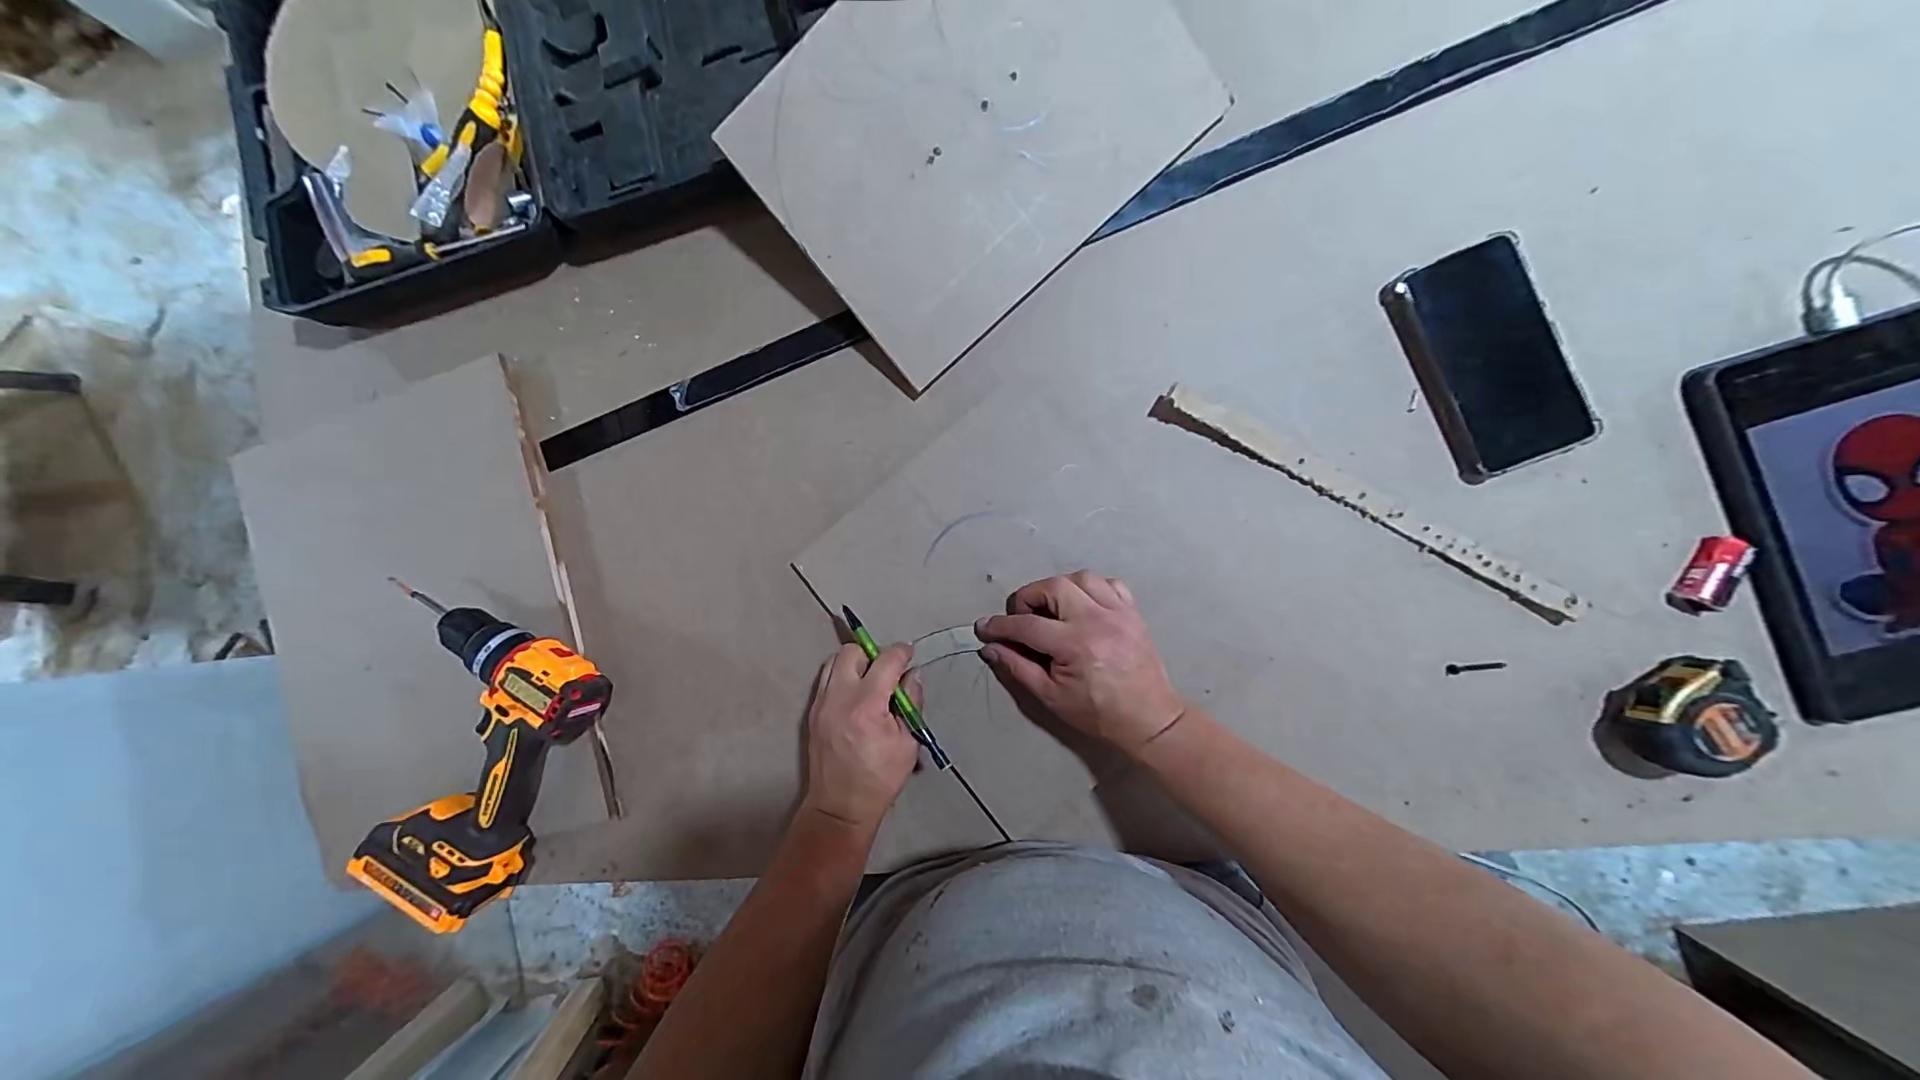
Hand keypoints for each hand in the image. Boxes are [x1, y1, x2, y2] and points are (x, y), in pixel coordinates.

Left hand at [800, 642, 920, 829]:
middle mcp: (839, 698)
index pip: (885, 660)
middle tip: (887, 673)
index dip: (902, 652)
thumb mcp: (908, 743)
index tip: (909, 654)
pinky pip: (826, 679)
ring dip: (855, 663)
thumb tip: (912, 675)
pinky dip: (842, 677)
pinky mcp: (812, 712)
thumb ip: (911, 702)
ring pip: (834, 661)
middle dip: (874, 655)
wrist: (840, 806)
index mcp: (866, 707)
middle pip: (853, 651)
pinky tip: (855, 696)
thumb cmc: (879, 779)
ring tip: (869, 683)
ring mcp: (821, 704)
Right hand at [976, 571, 1186, 755]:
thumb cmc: (1098, 714)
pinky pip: (1109, 584)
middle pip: (1053, 587)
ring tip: (1051, 610)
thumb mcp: (1050, 697)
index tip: (984, 627)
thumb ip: (1018, 668)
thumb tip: (991, 648)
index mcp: (1075, 645)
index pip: (1027, 625)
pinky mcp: (1132, 613)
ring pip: (1081, 578)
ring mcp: (1118, 613)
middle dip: (1029, 597)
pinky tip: (1082, 605)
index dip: (1000, 625)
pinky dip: (1090, 588)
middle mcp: (1097, 620)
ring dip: (1059, 588)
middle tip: (1021, 618)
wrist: (1148, 720)